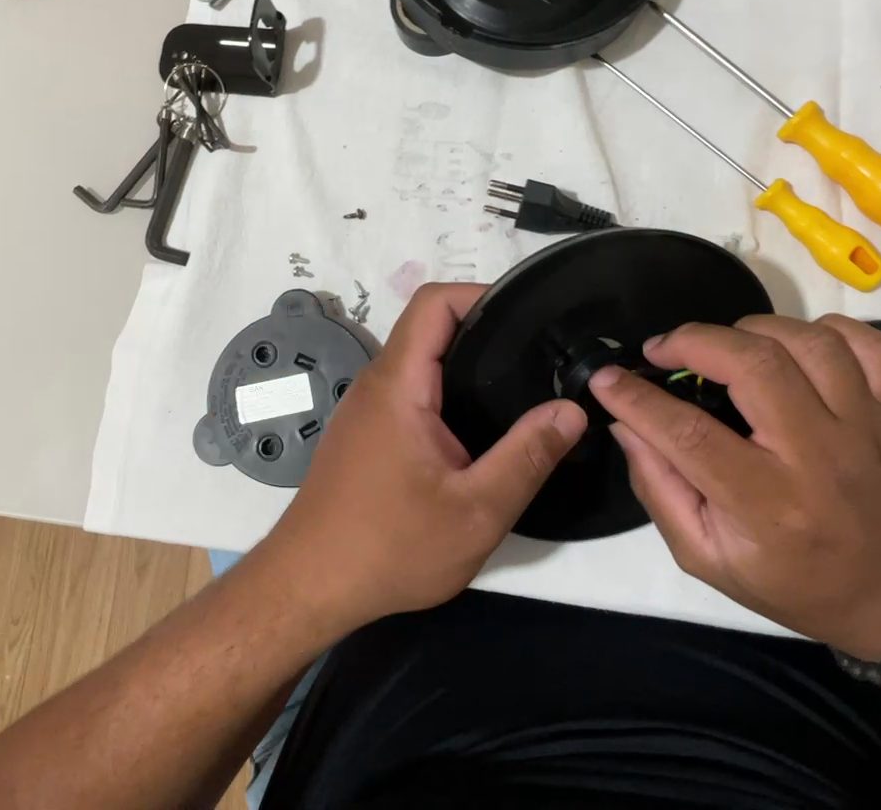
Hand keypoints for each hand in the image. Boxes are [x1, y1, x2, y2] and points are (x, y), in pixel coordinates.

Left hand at [256, 283, 588, 633]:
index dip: (481, 293)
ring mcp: (366, 411)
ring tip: (521, 388)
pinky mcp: (366, 436)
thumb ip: (527, 457)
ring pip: (421, 364)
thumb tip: (571, 409)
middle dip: (485, 330)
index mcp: (398, 386)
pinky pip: (411, 394)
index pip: (434, 303)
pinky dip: (448, 393)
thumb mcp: (475, 512)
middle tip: (540, 356)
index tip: (529, 314)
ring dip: (467, 365)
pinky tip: (480, 428)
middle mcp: (377, 386)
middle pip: (430, 329)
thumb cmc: (389, 548)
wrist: (309, 587)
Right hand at [590, 315, 880, 657]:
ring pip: (808, 343)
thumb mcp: (707, 558)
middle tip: (661, 349)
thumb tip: (626, 425)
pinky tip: (791, 344)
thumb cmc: (793, 584)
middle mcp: (819, 457)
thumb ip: (660, 490)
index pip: (689, 434)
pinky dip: (826, 330)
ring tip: (720, 345)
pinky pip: (869, 346)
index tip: (605, 379)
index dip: (637, 400)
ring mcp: (864, 428)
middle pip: (755, 366)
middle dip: (693, 341)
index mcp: (767, 505)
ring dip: (751, 329)